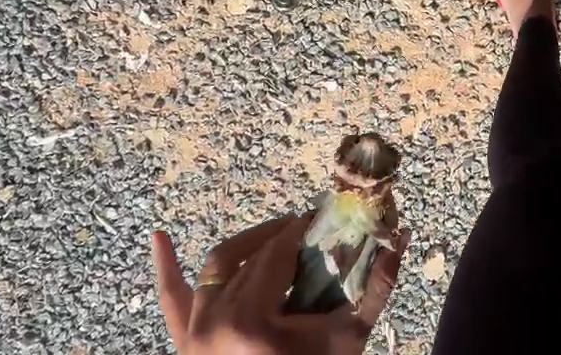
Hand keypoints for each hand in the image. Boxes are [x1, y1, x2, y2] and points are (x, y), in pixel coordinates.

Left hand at [152, 215, 405, 354]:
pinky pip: (170, 300)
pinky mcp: (182, 345)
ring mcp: (191, 335)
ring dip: (247, 244)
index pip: (279, 252)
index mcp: (251, 320)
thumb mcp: (348, 340)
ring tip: (275, 234)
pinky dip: (165, 268)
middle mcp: (213, 321)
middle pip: (253, 256)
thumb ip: (376, 287)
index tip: (322, 218)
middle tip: (309, 231)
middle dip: (283, 237)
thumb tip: (401, 236)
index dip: (303, 229)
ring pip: (217, 267)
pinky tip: (159, 238)